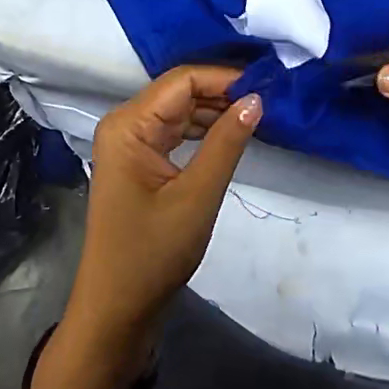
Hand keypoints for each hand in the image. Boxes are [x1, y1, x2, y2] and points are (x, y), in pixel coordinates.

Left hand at [27, 66, 260, 388]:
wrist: (116, 310)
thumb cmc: (152, 254)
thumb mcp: (196, 197)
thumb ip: (226, 143)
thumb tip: (256, 99)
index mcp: (128, 124)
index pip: (181, 81)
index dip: (224, 78)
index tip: (268, 85)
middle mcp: (125, 123)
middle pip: (179, 91)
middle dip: (222, 92)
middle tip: (271, 100)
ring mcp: (130, 142)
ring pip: (179, 110)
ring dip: (216, 110)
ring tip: (259, 114)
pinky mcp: (140, 160)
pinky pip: (175, 131)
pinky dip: (204, 130)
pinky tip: (233, 134)